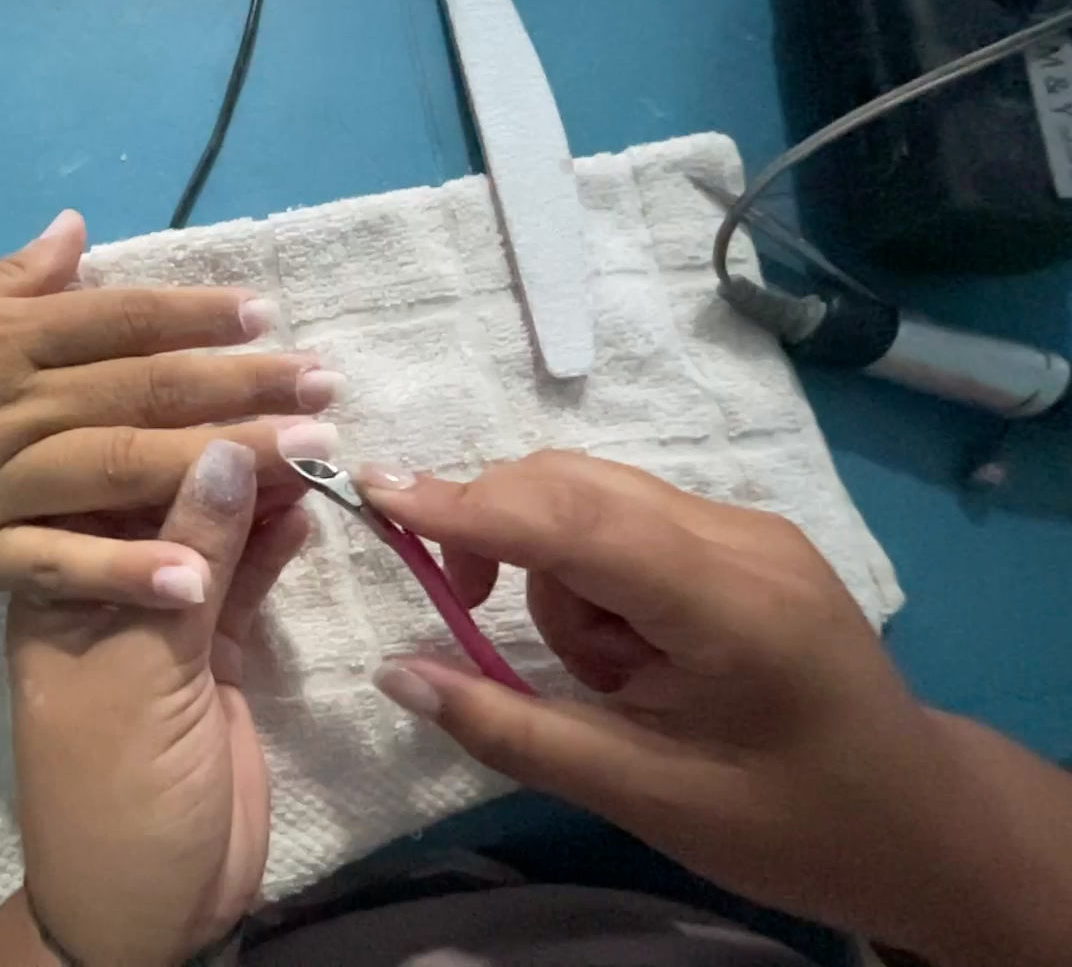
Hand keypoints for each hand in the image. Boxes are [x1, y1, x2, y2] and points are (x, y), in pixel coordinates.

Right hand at [0, 211, 338, 606]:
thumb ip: (3, 278)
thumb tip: (78, 231)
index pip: (115, 318)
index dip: (195, 316)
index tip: (266, 319)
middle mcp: (3, 401)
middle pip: (141, 387)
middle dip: (240, 386)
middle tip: (325, 389)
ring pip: (118, 465)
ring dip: (217, 463)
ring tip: (302, 461)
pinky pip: (56, 563)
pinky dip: (125, 570)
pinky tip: (200, 576)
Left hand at [9, 440, 309, 965]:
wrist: (149, 908)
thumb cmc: (116, 786)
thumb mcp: (147, 666)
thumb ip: (189, 559)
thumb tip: (222, 447)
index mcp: (59, 580)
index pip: (110, 478)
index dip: (168, 425)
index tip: (229, 372)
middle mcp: (106, 583)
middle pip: (169, 496)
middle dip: (227, 449)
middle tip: (296, 396)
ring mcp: (162, 614)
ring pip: (213, 533)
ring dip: (260, 492)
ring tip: (313, 444)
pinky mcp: (210, 648)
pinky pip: (242, 582)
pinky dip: (272, 547)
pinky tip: (302, 511)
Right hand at [359, 452, 1071, 962]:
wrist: (928, 819)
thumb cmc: (789, 821)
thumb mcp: (638, 796)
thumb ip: (507, 730)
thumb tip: (394, 675)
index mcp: (731, 607)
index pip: (575, 526)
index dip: (468, 506)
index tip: (376, 493)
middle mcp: (736, 538)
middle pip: (566, 485)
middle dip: (488, 530)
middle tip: (466, 607)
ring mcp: (736, 527)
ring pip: (577, 495)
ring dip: (537, 564)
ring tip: (591, 665)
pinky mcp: (725, 533)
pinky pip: (606, 516)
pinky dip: (571, 568)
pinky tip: (617, 642)